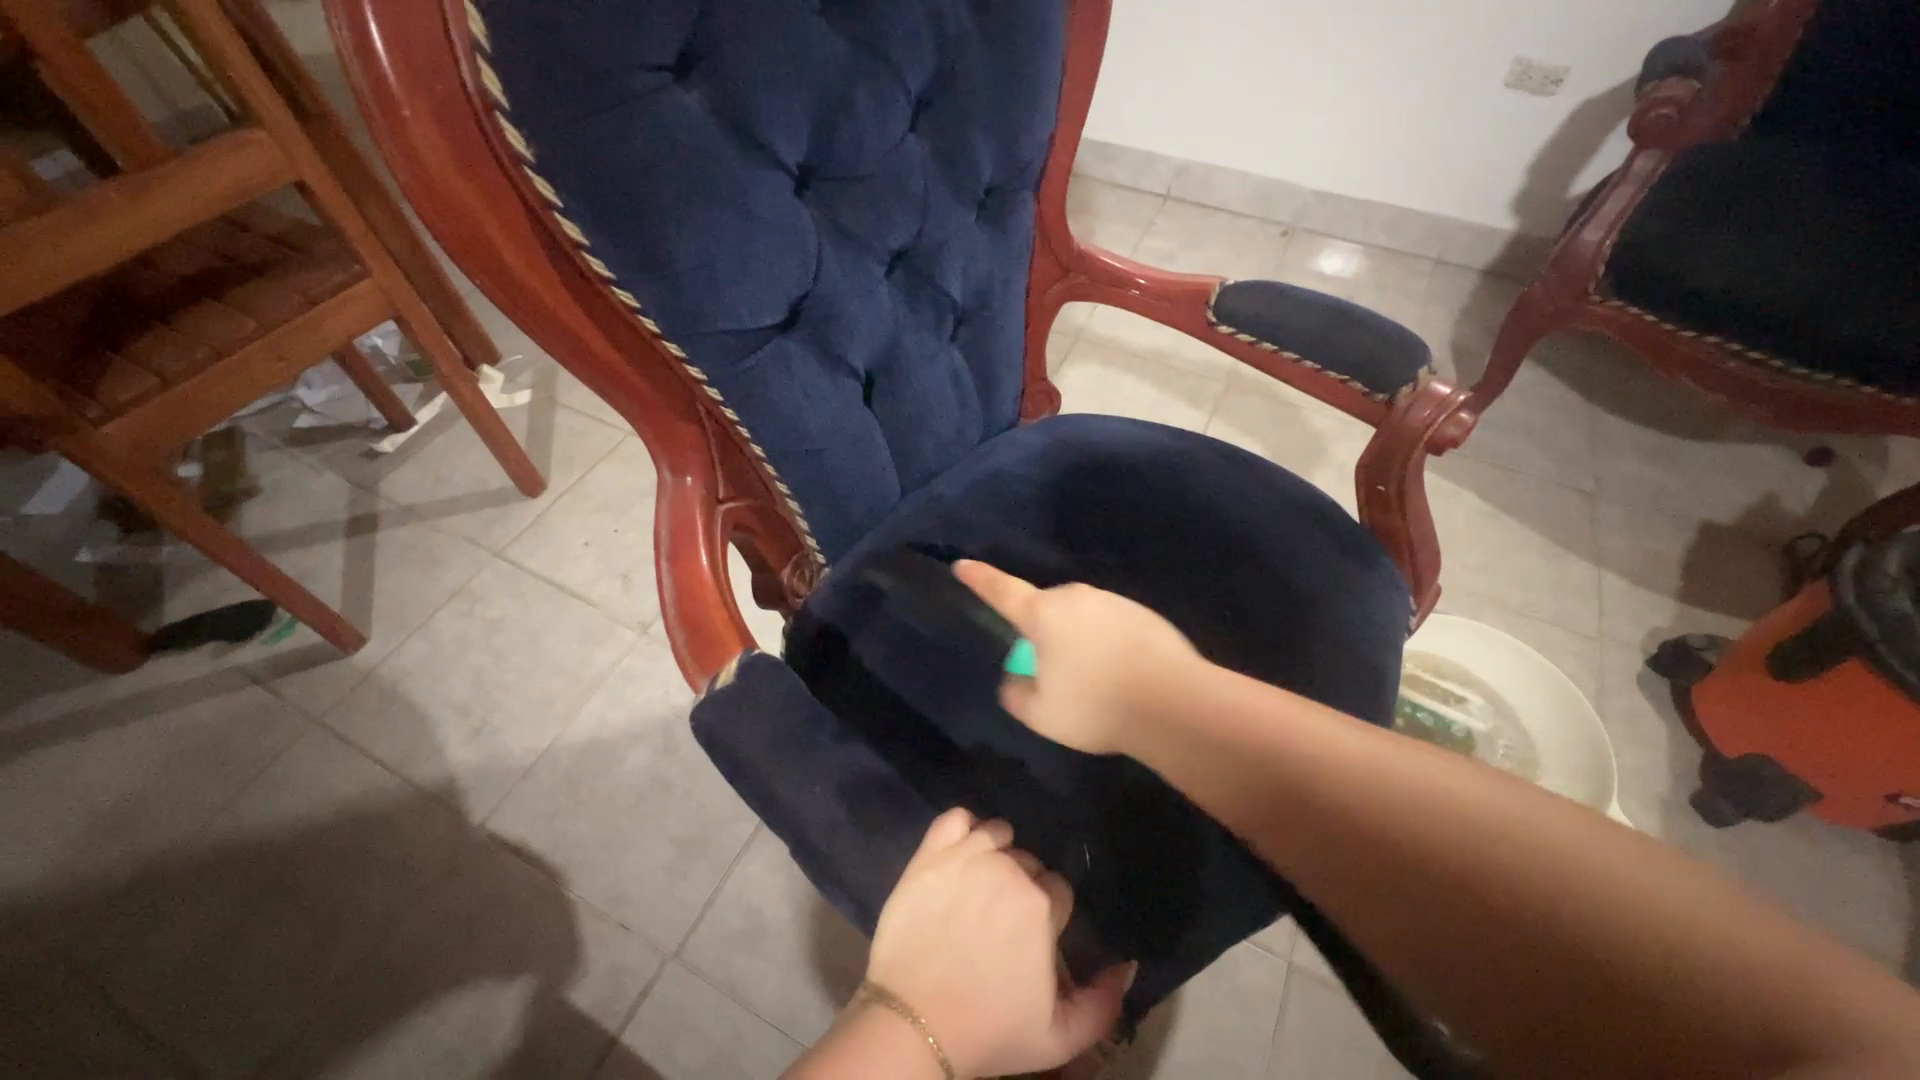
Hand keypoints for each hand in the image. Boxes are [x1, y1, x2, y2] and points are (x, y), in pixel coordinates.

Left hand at [864, 808, 1134, 1078]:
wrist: (913, 1024)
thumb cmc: (989, 1031)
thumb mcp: (1061, 1038)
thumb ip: (1105, 1003)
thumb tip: (1127, 966)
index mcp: (1043, 905)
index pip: (1060, 889)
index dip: (1050, 914)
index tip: (1033, 937)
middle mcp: (1009, 870)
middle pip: (1028, 862)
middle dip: (1023, 886)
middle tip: (1003, 920)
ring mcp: (966, 857)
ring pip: (996, 834)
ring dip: (997, 854)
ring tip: (983, 885)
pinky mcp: (929, 855)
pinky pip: (955, 819)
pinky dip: (962, 829)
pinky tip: (960, 853)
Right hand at [954, 560, 1201, 754]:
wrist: (1174, 704)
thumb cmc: (1096, 706)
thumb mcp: (1039, 713)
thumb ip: (1016, 692)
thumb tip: (1017, 677)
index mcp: (1043, 614)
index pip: (1001, 591)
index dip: (979, 579)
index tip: (962, 564)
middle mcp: (1077, 597)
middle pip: (1046, 609)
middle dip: (1042, 632)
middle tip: (1052, 673)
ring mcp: (1114, 602)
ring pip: (1081, 619)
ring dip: (1078, 641)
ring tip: (1094, 683)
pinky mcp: (1145, 614)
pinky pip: (1112, 627)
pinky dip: (1108, 647)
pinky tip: (1121, 678)